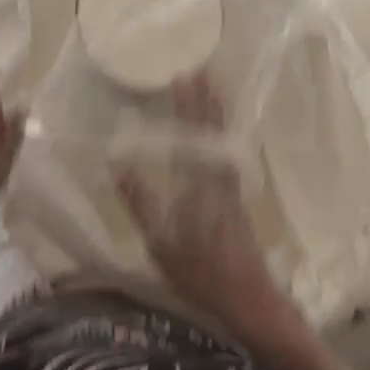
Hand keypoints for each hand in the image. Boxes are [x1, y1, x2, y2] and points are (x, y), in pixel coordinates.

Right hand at [115, 77, 293, 335]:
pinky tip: (216, 133)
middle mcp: (220, 179)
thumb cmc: (202, 274)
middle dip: (205, 100)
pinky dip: (220, 134)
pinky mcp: (237, 199)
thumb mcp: (161, 245)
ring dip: (215, 113)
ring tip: (209, 90)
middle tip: (199, 71)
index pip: (192, 135)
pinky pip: (226, 153)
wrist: (249, 298)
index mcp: (200, 185)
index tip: (182, 77)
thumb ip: (141, 205)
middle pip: (213, 131)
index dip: (187, 105)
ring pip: (223, 140)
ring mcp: (231, 188)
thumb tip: (119, 167)